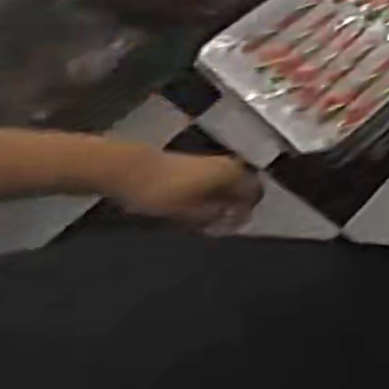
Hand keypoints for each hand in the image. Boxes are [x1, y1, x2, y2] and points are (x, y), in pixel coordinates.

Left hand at [113, 151, 262, 232]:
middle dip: (237, 204)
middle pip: (245, 186)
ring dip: (225, 198)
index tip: (235, 226)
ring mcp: (216, 161)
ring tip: (208, 215)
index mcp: (236, 175)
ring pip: (231, 182)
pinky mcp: (200, 162)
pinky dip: (214, 191)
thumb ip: (214, 217)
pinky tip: (198, 203)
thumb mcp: (189, 212)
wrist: (133, 170)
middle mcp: (232, 165)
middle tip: (223, 222)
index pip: (255, 193)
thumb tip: (234, 221)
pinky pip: (218, 178)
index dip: (248, 212)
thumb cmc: (164, 192)